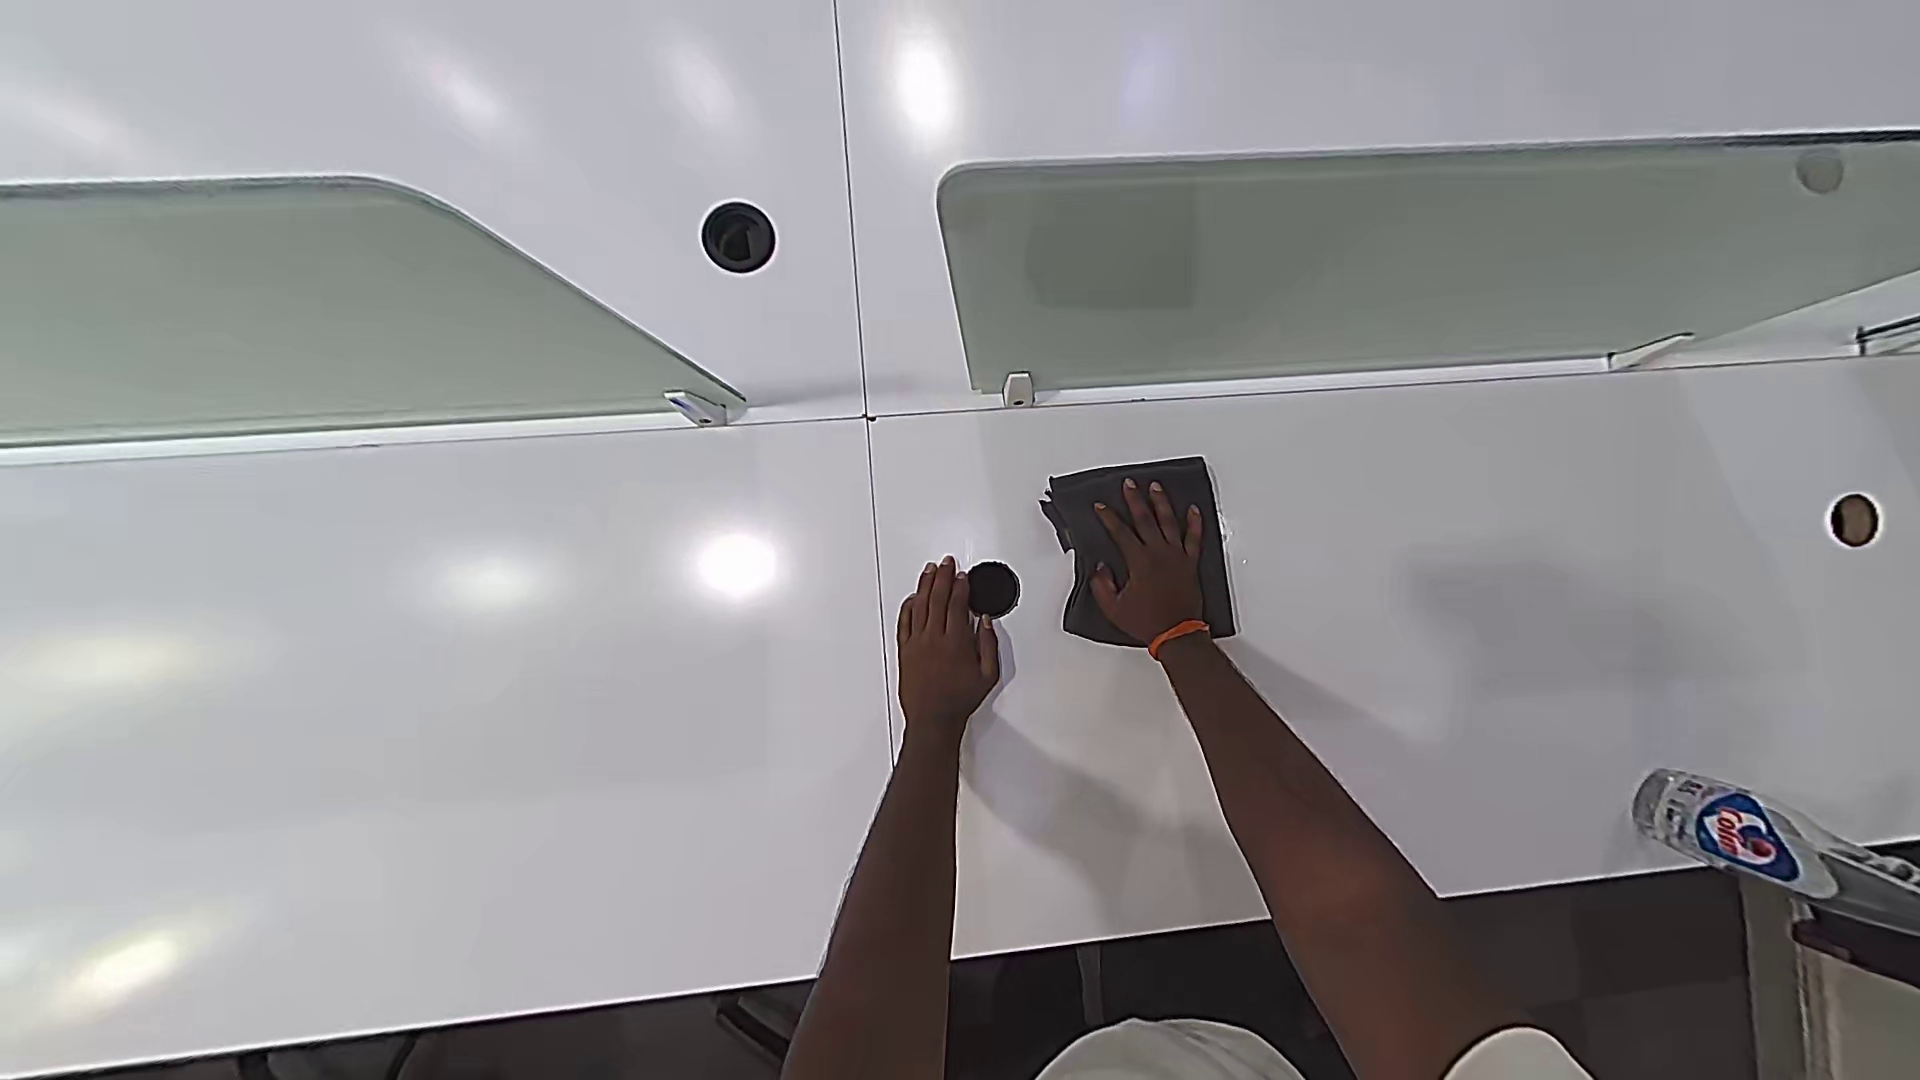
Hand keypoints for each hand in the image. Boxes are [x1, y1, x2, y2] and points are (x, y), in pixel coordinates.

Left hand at [896, 556, 1000, 749]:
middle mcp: (934, 639)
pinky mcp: (905, 650)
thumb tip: (984, 622)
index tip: (962, 576)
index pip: (957, 604)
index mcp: (956, 643)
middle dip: (943, 576)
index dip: (960, 586)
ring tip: (930, 570)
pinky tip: (913, 596)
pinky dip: (908, 606)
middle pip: (937, 598)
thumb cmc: (959, 700)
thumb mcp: (988, 675)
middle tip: (946, 563)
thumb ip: (989, 644)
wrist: (933, 719)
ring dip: (925, 584)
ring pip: (920, 605)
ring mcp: (917, 643)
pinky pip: (905, 621)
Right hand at [1091, 478, 1205, 645]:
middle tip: (1129, 485)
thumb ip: (1102, 585)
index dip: (1109, 517)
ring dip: (1161, 502)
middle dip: (1135, 500)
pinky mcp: (1190, 563)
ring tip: (1156, 487)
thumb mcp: (1113, 607)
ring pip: (1169, 522)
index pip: (1121, 532)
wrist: (1177, 633)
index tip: (1101, 506)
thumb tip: (1101, 567)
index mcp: (1139, 561)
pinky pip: (1194, 538)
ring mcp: (1177, 556)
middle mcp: (1159, 553)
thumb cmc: (1146, 621)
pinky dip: (1195, 523)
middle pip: (1145, 519)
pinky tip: (1193, 510)